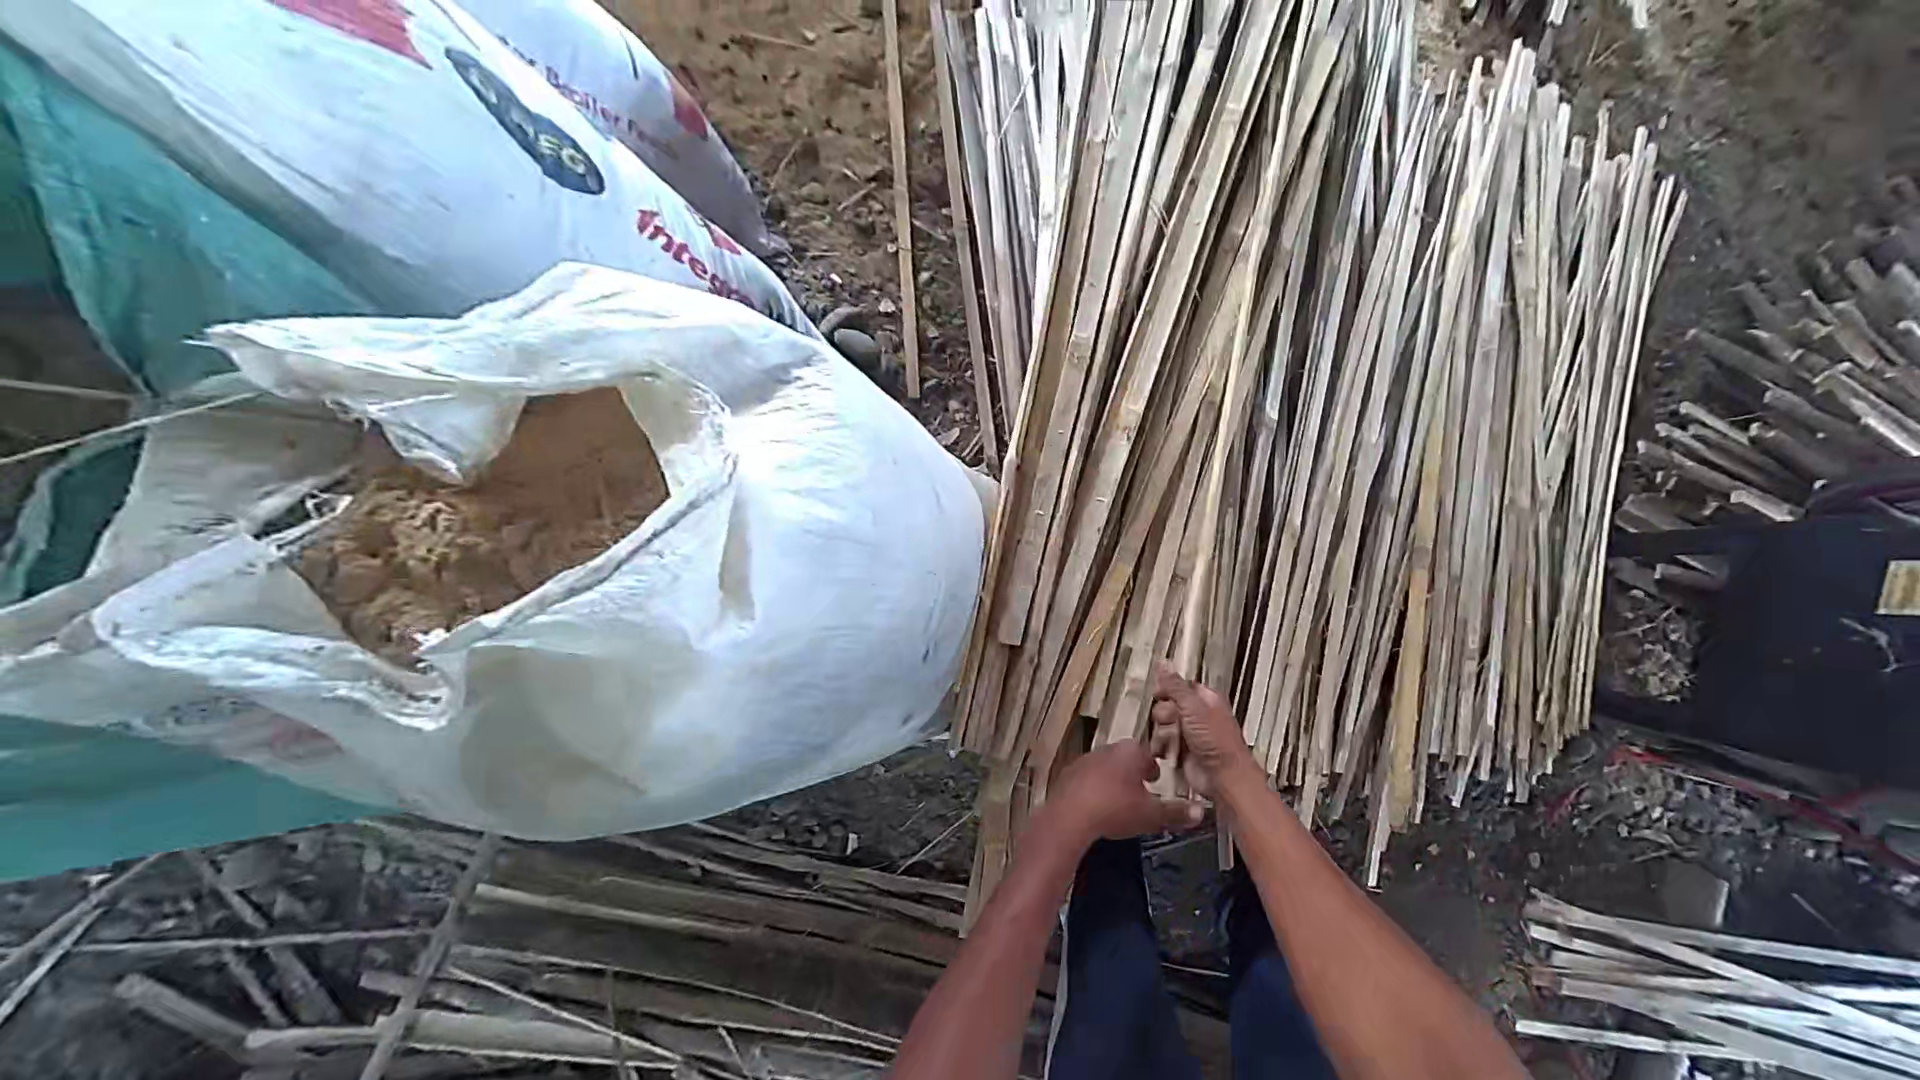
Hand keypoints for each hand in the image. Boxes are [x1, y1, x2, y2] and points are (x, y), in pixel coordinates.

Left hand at [1048, 740, 1203, 844]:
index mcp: (1131, 752)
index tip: (1157, 781)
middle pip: (1126, 759)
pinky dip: (1094, 789)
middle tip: (1141, 793)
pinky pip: (1087, 779)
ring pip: (1105, 767)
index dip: (1154, 769)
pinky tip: (1097, 807)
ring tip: (1119, 802)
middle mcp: (1108, 749)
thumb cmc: (1116, 808)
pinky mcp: (1068, 773)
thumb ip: (1176, 813)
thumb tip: (1200, 812)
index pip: (1149, 755)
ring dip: (1113, 781)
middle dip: (1133, 774)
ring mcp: (1085, 759)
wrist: (1070, 816)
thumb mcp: (1151, 815)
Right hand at [1151, 661, 1261, 798]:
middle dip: (1164, 715)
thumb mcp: (1193, 708)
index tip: (1159, 694)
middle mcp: (1196, 715)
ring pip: (1161, 725)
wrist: (1222, 778)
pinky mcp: (1181, 750)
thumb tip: (1163, 663)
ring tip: (1172, 741)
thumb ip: (1175, 686)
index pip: (1178, 686)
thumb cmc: (1217, 742)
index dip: (1166, 690)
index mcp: (1205, 699)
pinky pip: (1161, 742)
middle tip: (1172, 722)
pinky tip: (1166, 751)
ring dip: (1162, 733)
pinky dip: (1161, 746)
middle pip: (1166, 705)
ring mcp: (1188, 733)